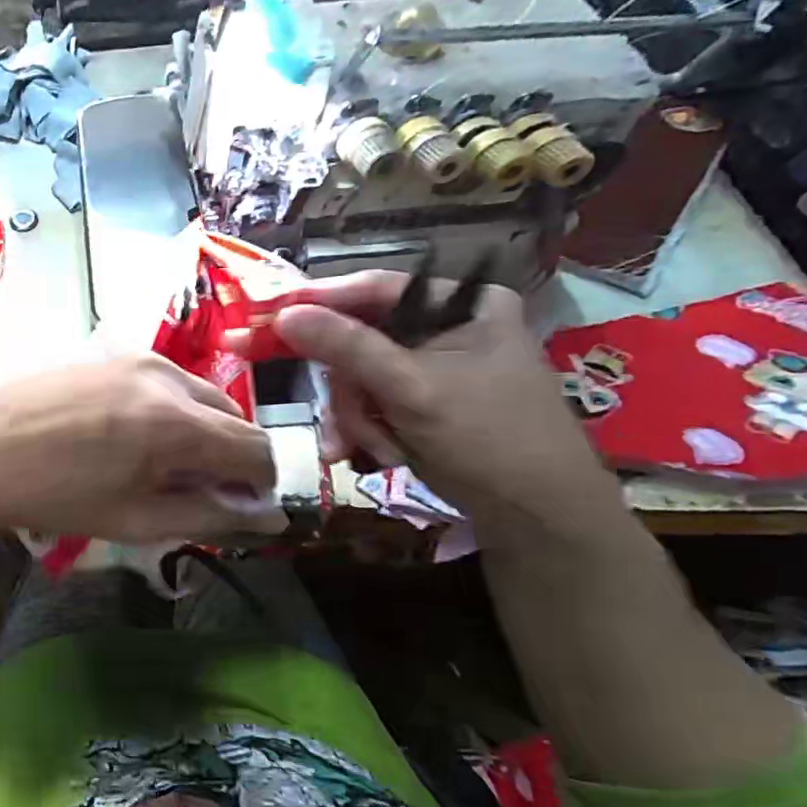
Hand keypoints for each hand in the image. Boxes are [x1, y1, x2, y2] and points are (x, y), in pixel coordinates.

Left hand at [0, 353, 285, 541]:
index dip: (262, 482)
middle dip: (229, 456)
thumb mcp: (133, 519)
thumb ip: (208, 515)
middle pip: (233, 415)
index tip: (244, 506)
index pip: (258, 448)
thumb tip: (266, 515)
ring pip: (198, 395)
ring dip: (199, 431)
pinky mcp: (110, 349)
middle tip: (197, 490)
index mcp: (177, 422)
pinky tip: (128, 434)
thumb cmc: (48, 494)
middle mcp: (167, 375)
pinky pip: (163, 381)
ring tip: (157, 464)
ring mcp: (136, 355)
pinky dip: (168, 409)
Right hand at [268, 270, 616, 521]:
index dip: (318, 303)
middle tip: (332, 422)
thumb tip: (284, 314)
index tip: (270, 317)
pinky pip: (369, 402)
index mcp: (461, 304)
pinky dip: (362, 429)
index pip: (374, 290)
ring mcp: (431, 366)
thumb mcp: (411, 388)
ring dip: (350, 417)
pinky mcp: (420, 400)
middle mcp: (445, 326)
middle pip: (358, 339)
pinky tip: (368, 454)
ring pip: (357, 377)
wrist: (536, 517)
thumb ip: (347, 348)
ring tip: (356, 450)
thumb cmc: (487, 438)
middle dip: (344, 389)